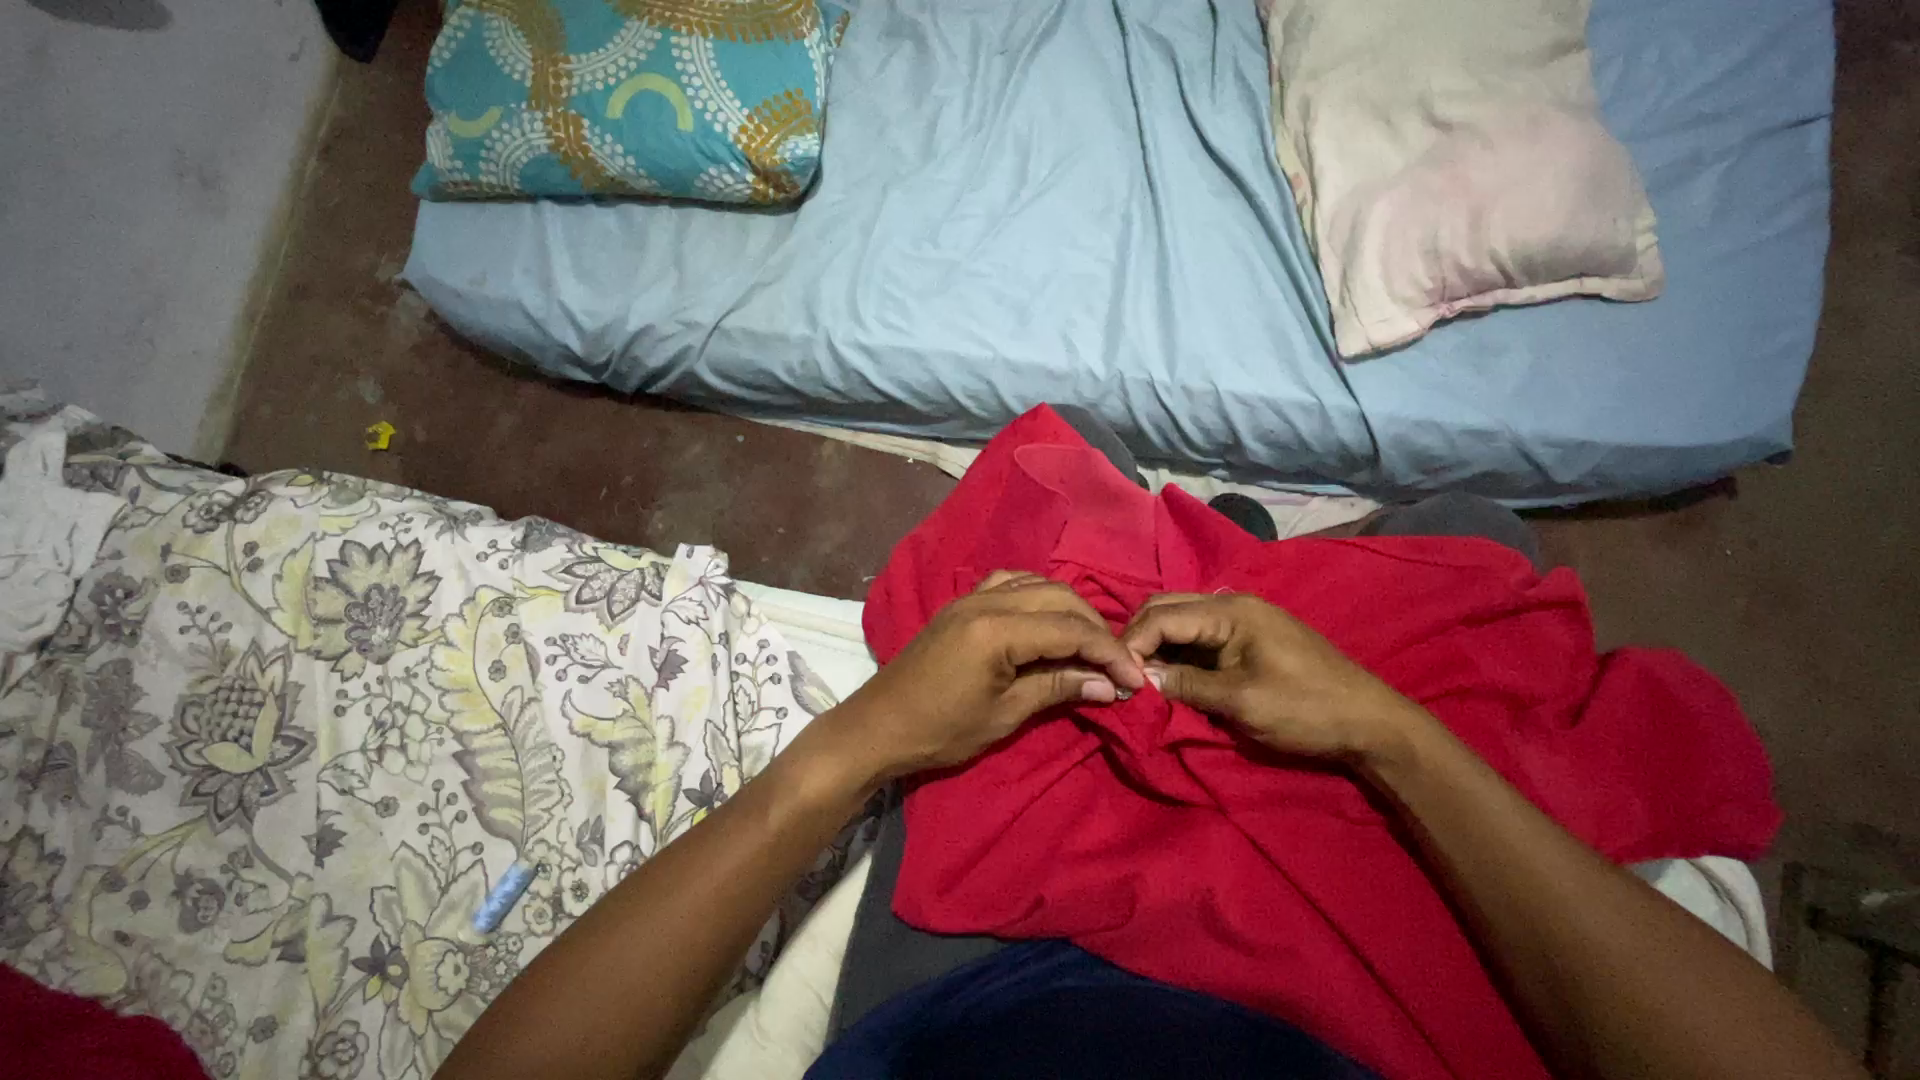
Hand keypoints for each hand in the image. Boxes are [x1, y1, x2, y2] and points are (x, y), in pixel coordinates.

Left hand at [828, 571, 1145, 778]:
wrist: (878, 726)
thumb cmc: (940, 730)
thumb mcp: (1005, 715)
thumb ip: (1057, 688)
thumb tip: (1108, 685)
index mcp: (997, 629)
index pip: (1070, 629)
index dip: (1109, 652)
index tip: (1136, 679)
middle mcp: (986, 600)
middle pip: (1060, 598)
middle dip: (1095, 628)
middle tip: (1117, 664)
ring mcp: (970, 597)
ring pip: (1037, 585)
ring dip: (1069, 610)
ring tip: (1089, 644)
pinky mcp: (960, 604)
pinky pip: (1010, 584)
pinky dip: (1038, 596)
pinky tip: (1048, 620)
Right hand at [1120, 593, 1431, 761]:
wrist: (1371, 722)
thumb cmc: (1307, 709)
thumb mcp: (1241, 701)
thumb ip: (1186, 685)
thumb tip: (1140, 678)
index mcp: (1230, 611)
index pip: (1162, 615)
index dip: (1133, 645)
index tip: (1119, 680)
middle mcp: (1232, 604)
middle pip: (1166, 609)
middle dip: (1139, 639)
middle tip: (1124, 677)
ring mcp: (1242, 620)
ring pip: (1181, 621)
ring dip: (1157, 647)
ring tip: (1143, 680)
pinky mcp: (1249, 639)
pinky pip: (1200, 637)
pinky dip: (1179, 654)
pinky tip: (1171, 677)